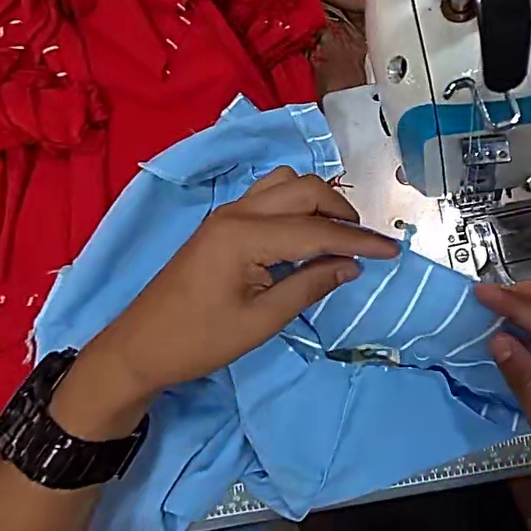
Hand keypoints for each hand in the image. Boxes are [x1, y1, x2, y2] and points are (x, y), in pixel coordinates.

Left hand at [51, 168, 398, 438]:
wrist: (138, 347)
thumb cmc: (199, 340)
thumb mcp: (262, 321)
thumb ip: (310, 285)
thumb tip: (351, 265)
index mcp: (246, 236)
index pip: (318, 229)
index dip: (360, 240)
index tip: (393, 252)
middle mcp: (238, 212)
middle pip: (305, 190)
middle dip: (342, 211)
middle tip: (364, 243)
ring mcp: (227, 213)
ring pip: (285, 183)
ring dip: (318, 200)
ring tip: (337, 232)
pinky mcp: (222, 222)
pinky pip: (268, 194)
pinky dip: (296, 203)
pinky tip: (304, 230)